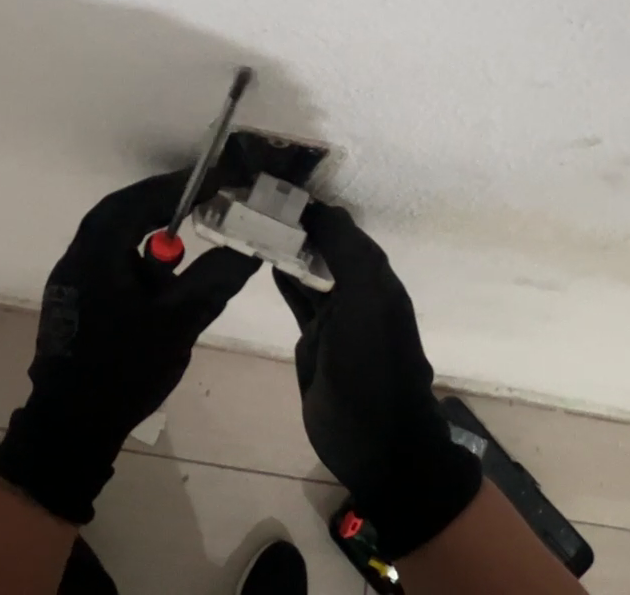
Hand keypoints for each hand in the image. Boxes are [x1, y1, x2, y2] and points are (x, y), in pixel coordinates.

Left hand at [0, 171, 260, 524]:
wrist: (69, 428)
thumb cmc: (123, 369)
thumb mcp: (179, 321)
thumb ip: (216, 278)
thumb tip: (250, 247)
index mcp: (98, 249)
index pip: (144, 198)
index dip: (185, 185)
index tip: (219, 177)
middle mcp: (80, 253)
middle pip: (127, 209)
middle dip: (167, 202)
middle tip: (207, 197)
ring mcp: (73, 276)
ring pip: (118, 235)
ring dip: (152, 230)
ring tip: (188, 239)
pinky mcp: (76, 296)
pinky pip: (113, 259)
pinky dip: (141, 256)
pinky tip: (163, 279)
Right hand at [274, 203, 481, 557]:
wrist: (377, 444)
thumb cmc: (374, 367)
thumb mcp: (366, 302)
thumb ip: (347, 253)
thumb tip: (321, 209)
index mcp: (377, 278)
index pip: (342, 229)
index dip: (315, 208)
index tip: (276, 185)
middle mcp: (359, 290)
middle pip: (324, 246)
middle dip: (296, 224)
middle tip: (253, 200)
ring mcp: (336, 316)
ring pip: (308, 269)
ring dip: (286, 248)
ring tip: (252, 222)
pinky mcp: (315, 339)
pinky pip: (298, 298)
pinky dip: (283, 277)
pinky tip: (263, 259)